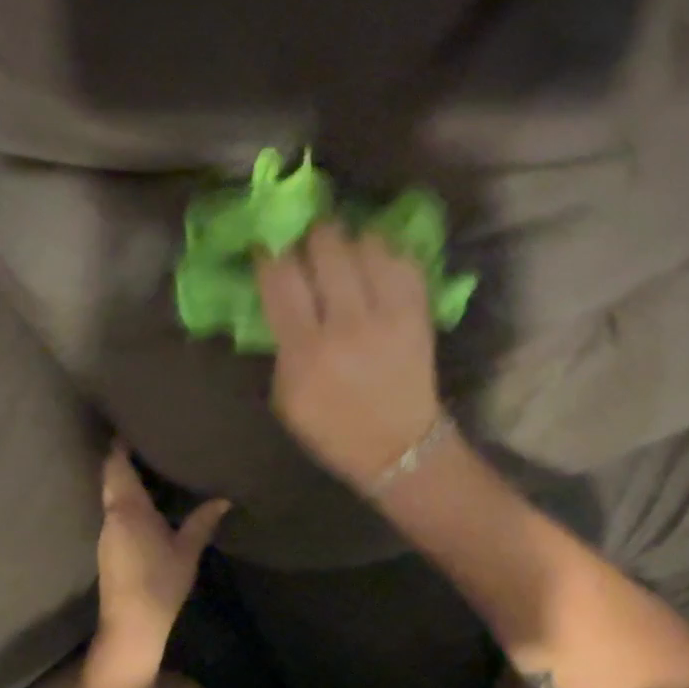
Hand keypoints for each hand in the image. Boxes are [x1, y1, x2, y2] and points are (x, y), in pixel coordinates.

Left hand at [95, 442, 230, 649]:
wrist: (132, 624)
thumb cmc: (160, 583)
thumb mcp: (188, 550)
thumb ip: (203, 521)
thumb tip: (224, 498)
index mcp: (128, 509)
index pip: (117, 466)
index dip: (120, 445)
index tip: (133, 426)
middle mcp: (111, 515)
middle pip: (111, 478)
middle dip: (124, 459)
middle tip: (148, 442)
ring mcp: (107, 532)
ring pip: (112, 496)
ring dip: (126, 481)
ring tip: (152, 466)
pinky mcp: (108, 548)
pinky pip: (115, 512)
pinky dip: (127, 500)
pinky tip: (149, 502)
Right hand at [256, 224, 442, 488]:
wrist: (400, 449)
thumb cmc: (335, 430)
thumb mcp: (288, 398)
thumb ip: (281, 346)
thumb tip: (281, 296)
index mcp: (305, 351)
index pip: (280, 277)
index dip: (270, 255)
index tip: (270, 252)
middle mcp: (346, 325)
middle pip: (325, 247)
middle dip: (313, 238)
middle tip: (311, 245)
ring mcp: (387, 316)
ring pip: (367, 244)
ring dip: (352, 244)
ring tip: (348, 256)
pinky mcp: (418, 313)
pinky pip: (403, 261)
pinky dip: (387, 256)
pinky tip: (377, 268)